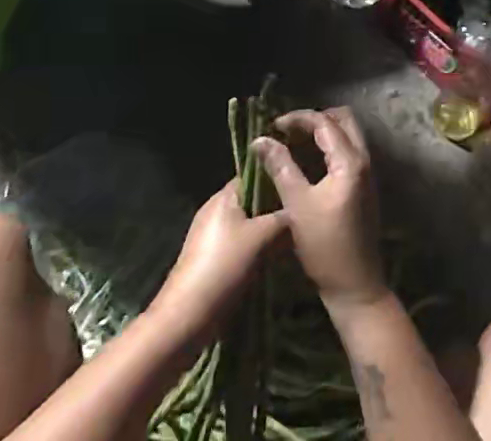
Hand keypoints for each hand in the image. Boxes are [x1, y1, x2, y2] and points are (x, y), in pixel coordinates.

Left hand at [158, 181, 288, 330]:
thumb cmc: (224, 266)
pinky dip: (259, 246)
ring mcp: (213, 236)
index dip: (276, 175)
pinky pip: (243, 243)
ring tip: (296, 233)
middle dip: (276, 205)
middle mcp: (216, 212)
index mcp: (223, 198)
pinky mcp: (213, 258)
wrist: (187, 316)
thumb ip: (284, 218)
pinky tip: (279, 255)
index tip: (300, 181)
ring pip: (249, 223)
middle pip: (253, 199)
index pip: (253, 174)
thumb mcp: (262, 236)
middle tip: (304, 210)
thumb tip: (301, 212)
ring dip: (269, 229)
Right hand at [254, 108, 387, 311]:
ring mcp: (366, 173)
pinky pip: (347, 152)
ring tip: (291, 143)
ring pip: (347, 136)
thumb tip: (261, 140)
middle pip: (343, 120)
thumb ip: (281, 167)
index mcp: (351, 161)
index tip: (272, 126)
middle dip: (314, 119)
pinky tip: (305, 162)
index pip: (325, 122)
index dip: (297, 119)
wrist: (355, 283)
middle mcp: (364, 160)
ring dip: (321, 133)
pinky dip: (327, 148)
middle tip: (285, 131)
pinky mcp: (363, 186)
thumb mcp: (297, 204)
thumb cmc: (325, 245)